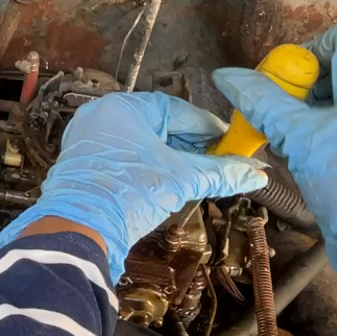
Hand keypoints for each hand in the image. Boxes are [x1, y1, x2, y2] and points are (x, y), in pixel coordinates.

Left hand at [0, 92, 267, 273]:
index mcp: (123, 107)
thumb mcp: (181, 179)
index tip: (232, 144)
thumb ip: (220, 172)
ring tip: (196, 173)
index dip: (208, 128)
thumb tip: (257, 173)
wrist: (79, 228)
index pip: (178, 109)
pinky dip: (146, 163)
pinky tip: (166, 180)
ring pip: (140, 140)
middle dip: (190, 143)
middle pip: (158, 123)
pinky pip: (122, 153)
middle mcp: (101, 115)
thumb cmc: (128, 193)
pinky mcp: (81, 160)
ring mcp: (88, 137)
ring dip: (170, 155)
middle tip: (218, 160)